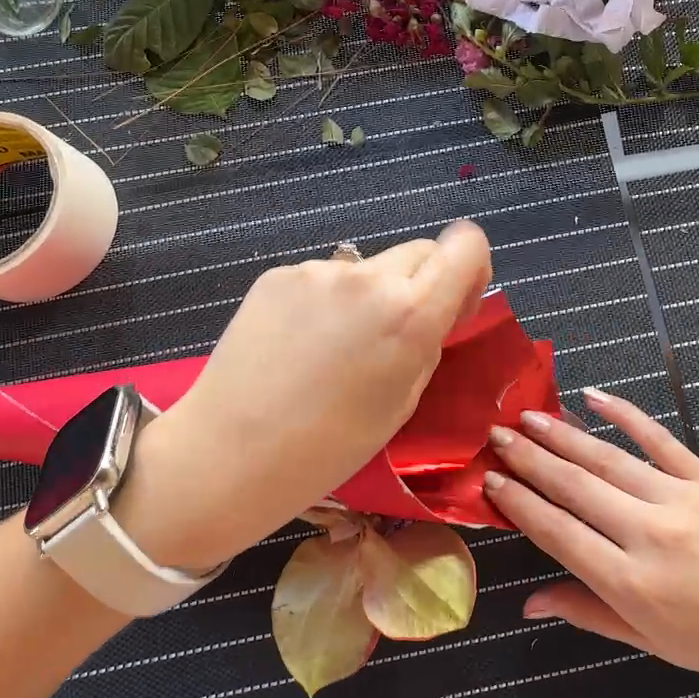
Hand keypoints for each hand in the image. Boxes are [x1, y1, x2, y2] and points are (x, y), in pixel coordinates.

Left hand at [119, 221, 492, 569]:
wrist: (228, 454)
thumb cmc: (328, 449)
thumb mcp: (402, 402)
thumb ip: (428, 342)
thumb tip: (437, 310)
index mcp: (411, 314)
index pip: (467, 243)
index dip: (470, 267)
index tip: (454, 303)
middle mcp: (370, 278)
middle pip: (420, 251)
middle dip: (421, 285)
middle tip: (394, 334)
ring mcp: (319, 271)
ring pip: (368, 269)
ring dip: (368, 296)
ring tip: (332, 351)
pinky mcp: (278, 274)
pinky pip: (323, 280)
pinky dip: (325, 303)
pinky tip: (298, 346)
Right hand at [483, 389, 698, 691]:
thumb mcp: (651, 643)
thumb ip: (588, 613)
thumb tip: (529, 602)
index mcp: (629, 584)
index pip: (557, 532)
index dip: (519, 503)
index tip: (489, 480)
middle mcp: (647, 535)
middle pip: (574, 487)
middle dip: (529, 458)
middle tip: (496, 435)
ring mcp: (679, 500)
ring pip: (607, 460)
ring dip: (563, 435)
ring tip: (528, 417)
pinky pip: (659, 440)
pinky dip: (625, 416)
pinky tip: (595, 397)